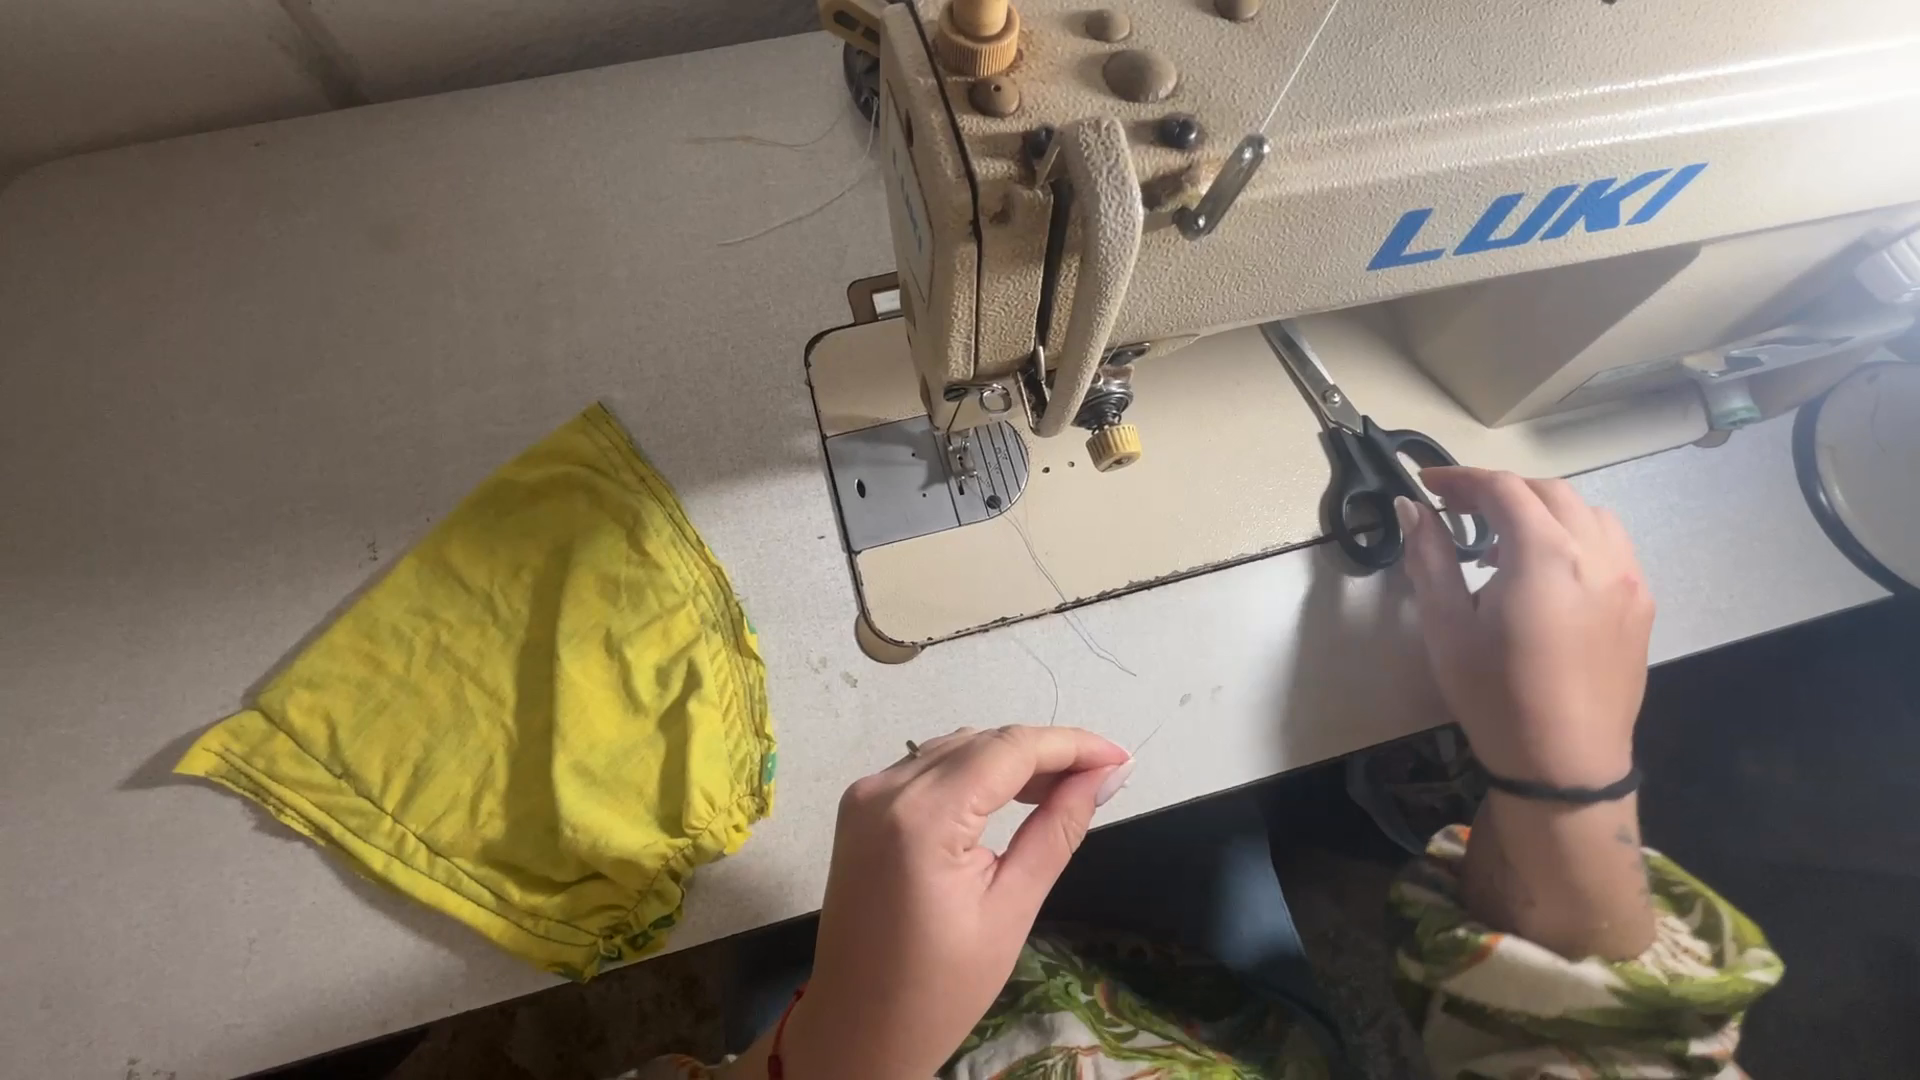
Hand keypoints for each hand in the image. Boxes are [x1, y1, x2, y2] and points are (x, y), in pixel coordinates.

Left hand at [780, 726, 1131, 1077]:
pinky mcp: (861, 802)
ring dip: (1010, 758)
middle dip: (1045, 752)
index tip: (1119, 758)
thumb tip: (1104, 776)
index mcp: (922, 817)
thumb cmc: (938, 990)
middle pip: (983, 741)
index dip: (1070, 745)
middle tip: (1100, 777)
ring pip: (957, 747)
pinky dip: (974, 770)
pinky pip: (929, 765)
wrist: (854, 1029)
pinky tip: (1008, 793)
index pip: (1009, 749)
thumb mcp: (1011, 910)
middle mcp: (886, 787)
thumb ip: (1058, 829)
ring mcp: (867, 791)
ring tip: (1062, 788)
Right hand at [1395, 469, 1653, 787]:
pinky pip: (1611, 544)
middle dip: (1499, 489)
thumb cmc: (1493, 691)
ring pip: (1587, 513)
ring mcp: (1629, 579)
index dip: (1462, 478)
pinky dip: (1572, 534)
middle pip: (1549, 493)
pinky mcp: (1641, 604)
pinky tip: (1541, 569)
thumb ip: (1430, 556)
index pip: (1505, 490)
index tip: (1427, 484)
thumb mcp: (1445, 623)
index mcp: (1545, 557)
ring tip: (1499, 539)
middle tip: (1454, 507)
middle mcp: (1598, 556)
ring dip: (1540, 509)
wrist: (1563, 759)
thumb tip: (1413, 509)